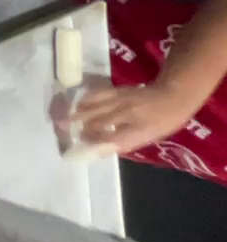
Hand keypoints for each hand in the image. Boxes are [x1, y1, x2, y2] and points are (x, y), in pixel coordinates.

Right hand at [72, 82, 203, 153]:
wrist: (173, 95)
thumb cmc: (166, 119)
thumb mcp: (153, 135)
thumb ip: (128, 142)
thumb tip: (101, 150)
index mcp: (140, 128)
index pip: (111, 139)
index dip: (96, 144)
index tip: (88, 146)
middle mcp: (126, 114)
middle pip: (95, 124)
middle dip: (83, 132)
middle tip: (78, 136)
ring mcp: (118, 101)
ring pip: (89, 110)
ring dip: (76, 117)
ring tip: (68, 122)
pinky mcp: (113, 91)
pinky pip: (91, 96)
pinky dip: (82, 103)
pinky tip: (79, 107)